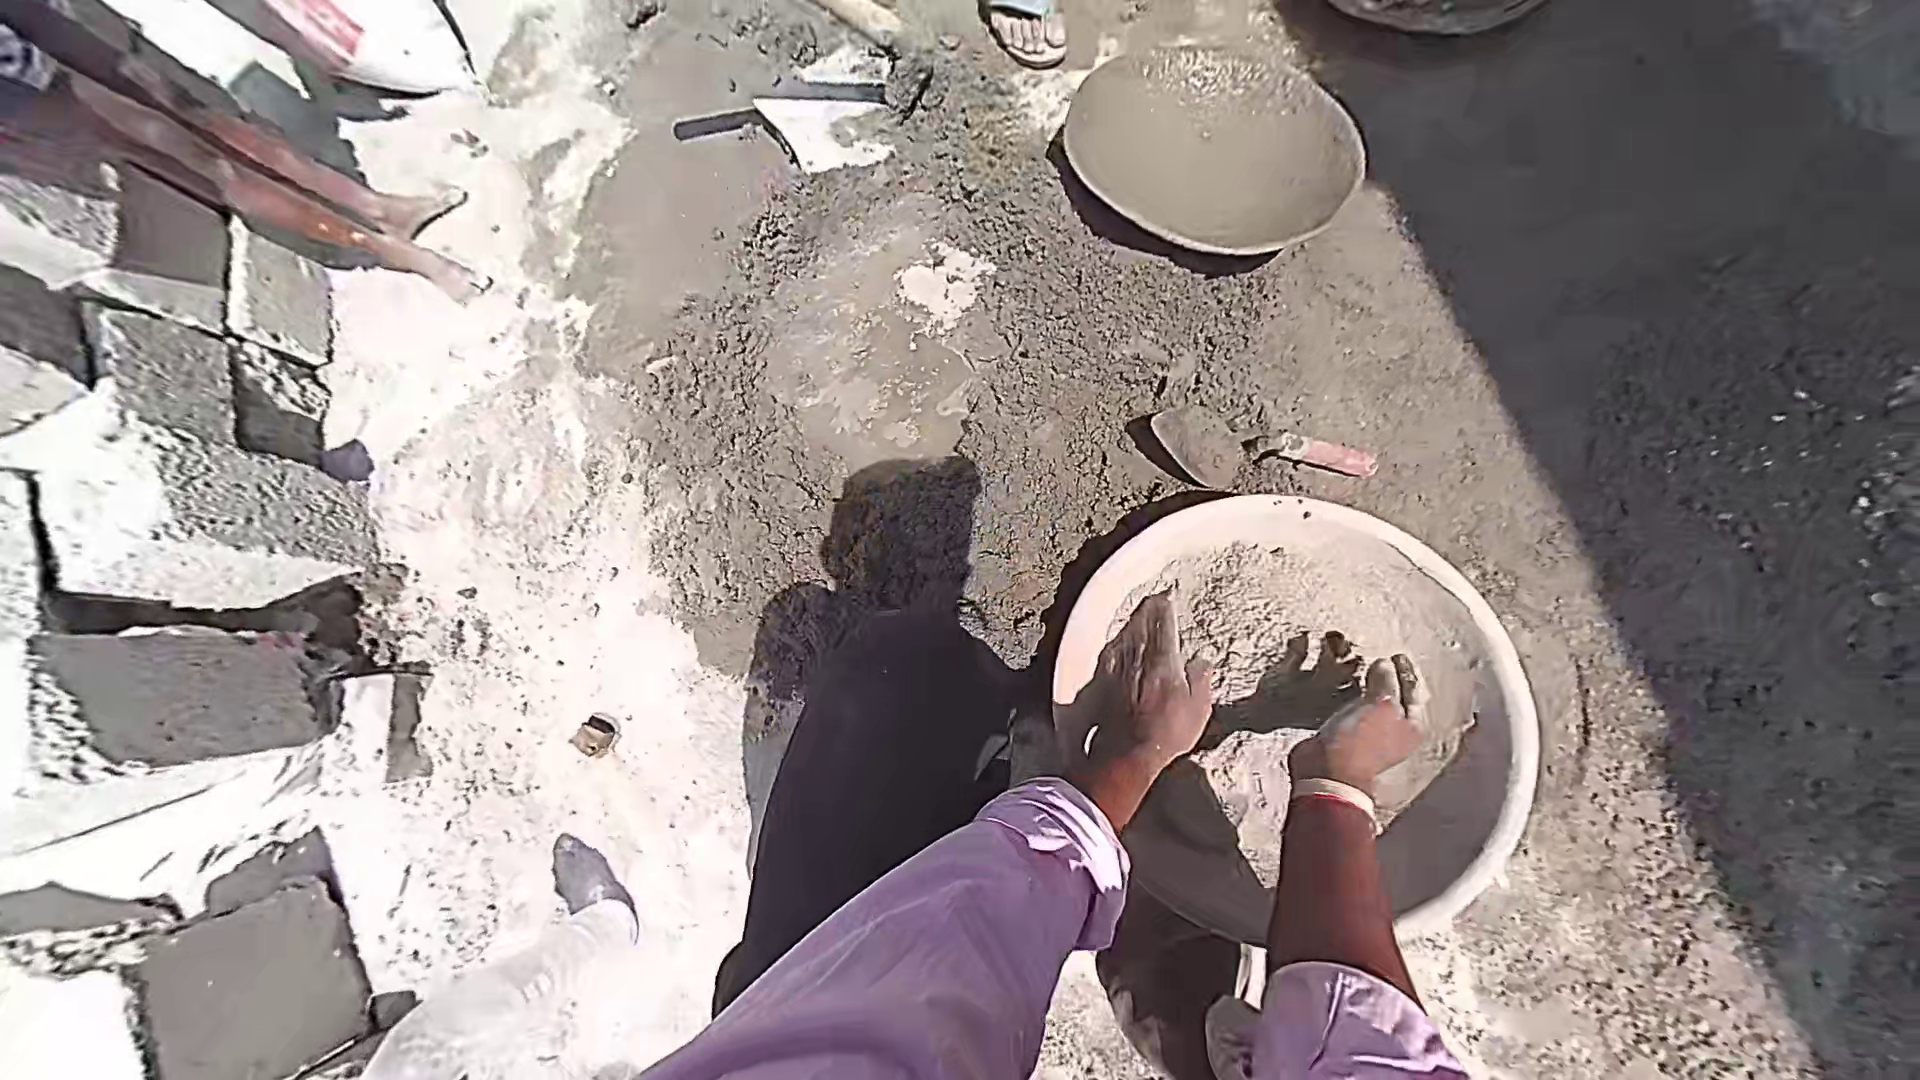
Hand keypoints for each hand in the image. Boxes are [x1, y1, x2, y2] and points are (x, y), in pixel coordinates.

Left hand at [1066, 591, 1213, 829]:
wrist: (1128, 750)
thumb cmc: (1168, 732)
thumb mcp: (1198, 710)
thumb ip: (1200, 681)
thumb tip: (1201, 661)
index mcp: (1164, 664)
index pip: (1164, 628)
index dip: (1165, 610)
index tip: (1166, 597)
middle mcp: (1140, 661)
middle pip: (1142, 628)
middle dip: (1148, 612)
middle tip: (1152, 599)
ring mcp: (1120, 670)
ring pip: (1126, 639)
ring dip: (1133, 624)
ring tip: (1138, 615)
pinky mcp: (1105, 682)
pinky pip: (1112, 655)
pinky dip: (1117, 644)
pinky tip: (1118, 642)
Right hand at [1289, 655, 1424, 798]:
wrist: (1328, 768)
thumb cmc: (1361, 739)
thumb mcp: (1381, 705)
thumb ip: (1386, 682)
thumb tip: (1385, 664)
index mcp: (1412, 726)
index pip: (1412, 691)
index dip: (1405, 671)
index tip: (1396, 654)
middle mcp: (1396, 731)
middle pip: (1396, 698)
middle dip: (1388, 680)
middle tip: (1379, 660)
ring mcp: (1371, 735)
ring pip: (1373, 704)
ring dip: (1367, 688)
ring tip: (1359, 670)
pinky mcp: (1347, 736)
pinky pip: (1353, 709)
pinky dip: (1350, 697)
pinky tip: (1342, 689)